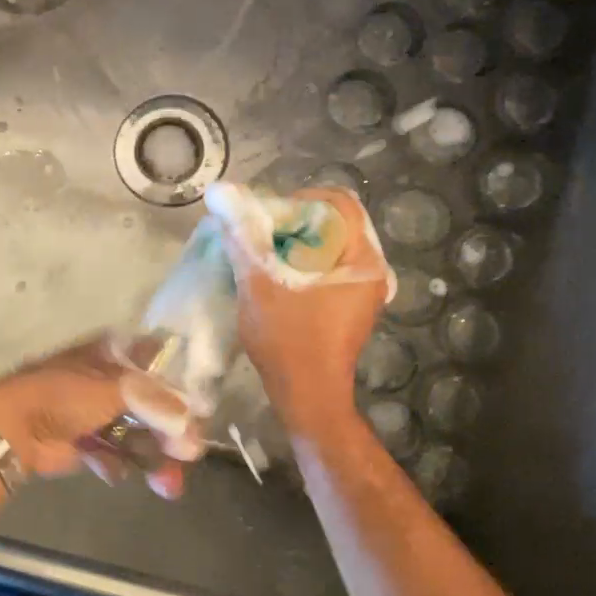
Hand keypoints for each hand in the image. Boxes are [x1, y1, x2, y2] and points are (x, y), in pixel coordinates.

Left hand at [0, 338, 202, 498]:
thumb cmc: (64, 396)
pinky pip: (114, 453)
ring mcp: (96, 412)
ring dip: (152, 458)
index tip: (201, 411)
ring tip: (167, 485)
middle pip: (153, 404)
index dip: (182, 387)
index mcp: (114, 354)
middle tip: (189, 455)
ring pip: (137, 433)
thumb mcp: (116, 389)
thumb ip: (158, 403)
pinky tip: (114, 472)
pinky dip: (117, 464)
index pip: (160, 364)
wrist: (13, 427)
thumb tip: (193, 422)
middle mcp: (108, 379)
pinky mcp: (85, 442)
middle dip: (172, 432)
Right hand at [227, 188, 389, 434]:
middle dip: (295, 222)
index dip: (299, 200)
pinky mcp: (352, 304)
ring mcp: (365, 289)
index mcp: (361, 259)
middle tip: (261, 234)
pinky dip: (304, 262)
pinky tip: (277, 276)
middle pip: (335, 222)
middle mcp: (372, 269)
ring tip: (265, 254)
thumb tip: (223, 198)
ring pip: (331, 245)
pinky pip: (330, 266)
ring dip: (297, 243)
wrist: (308, 396)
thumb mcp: (259, 285)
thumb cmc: (288, 340)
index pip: (338, 203)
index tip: (267, 217)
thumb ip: (243, 240)